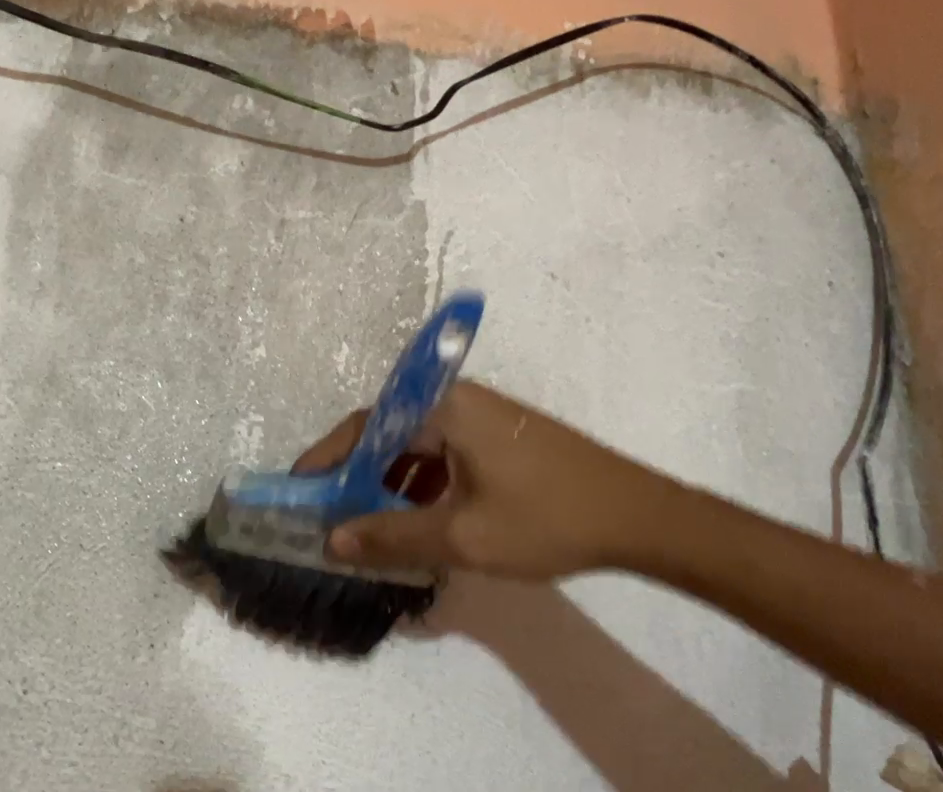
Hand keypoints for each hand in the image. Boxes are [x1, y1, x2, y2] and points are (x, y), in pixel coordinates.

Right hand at [292, 380, 674, 580]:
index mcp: (443, 409)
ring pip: (416, 447)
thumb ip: (392, 537)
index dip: (327, 459)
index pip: (365, 427)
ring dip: (389, 485)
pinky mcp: (498, 438)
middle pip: (388, 434)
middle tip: (331, 514)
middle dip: (356, 476)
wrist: (643, 519)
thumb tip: (332, 541)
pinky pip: (442, 455)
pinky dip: (421, 485)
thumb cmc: (547, 518)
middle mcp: (457, 401)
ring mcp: (481, 418)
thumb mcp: (462, 536)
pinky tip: (417, 523)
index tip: (299, 491)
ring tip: (368, 526)